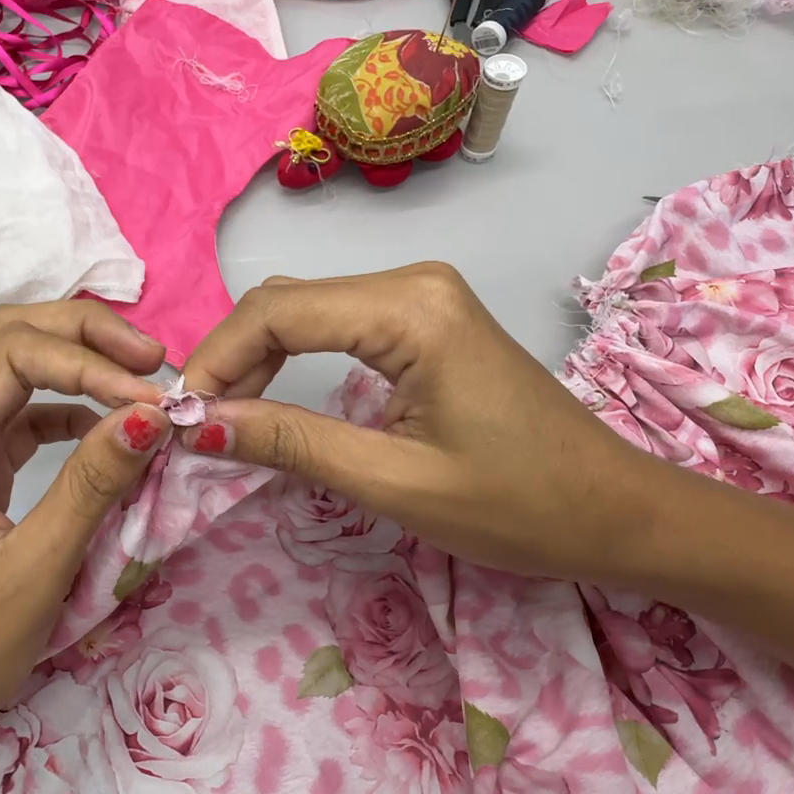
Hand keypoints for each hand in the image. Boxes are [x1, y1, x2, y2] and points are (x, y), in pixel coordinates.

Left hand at [0, 300, 170, 753]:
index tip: (152, 396)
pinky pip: (24, 412)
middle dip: (82, 334)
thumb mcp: (34, 572)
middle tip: (153, 358)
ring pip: (15, 365)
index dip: (87, 361)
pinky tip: (111, 425)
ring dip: (78, 360)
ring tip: (142, 379)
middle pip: (8, 338)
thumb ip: (92, 486)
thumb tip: (153, 414)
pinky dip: (72, 405)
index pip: (12, 356)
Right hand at [178, 263, 661, 580]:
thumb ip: (289, 442)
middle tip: (196, 423)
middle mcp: (412, 281)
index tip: (176, 416)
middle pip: (286, 302)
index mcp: (410, 308)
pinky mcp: (425, 316)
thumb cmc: (519, 506)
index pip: (276, 313)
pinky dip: (291, 356)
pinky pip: (335, 321)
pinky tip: (270, 395)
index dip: (215, 360)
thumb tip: (196, 423)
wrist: (618, 512)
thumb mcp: (392, 482)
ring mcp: (421, 294)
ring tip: (225, 417)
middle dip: (230, 359)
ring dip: (256, 359)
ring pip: (305, 309)